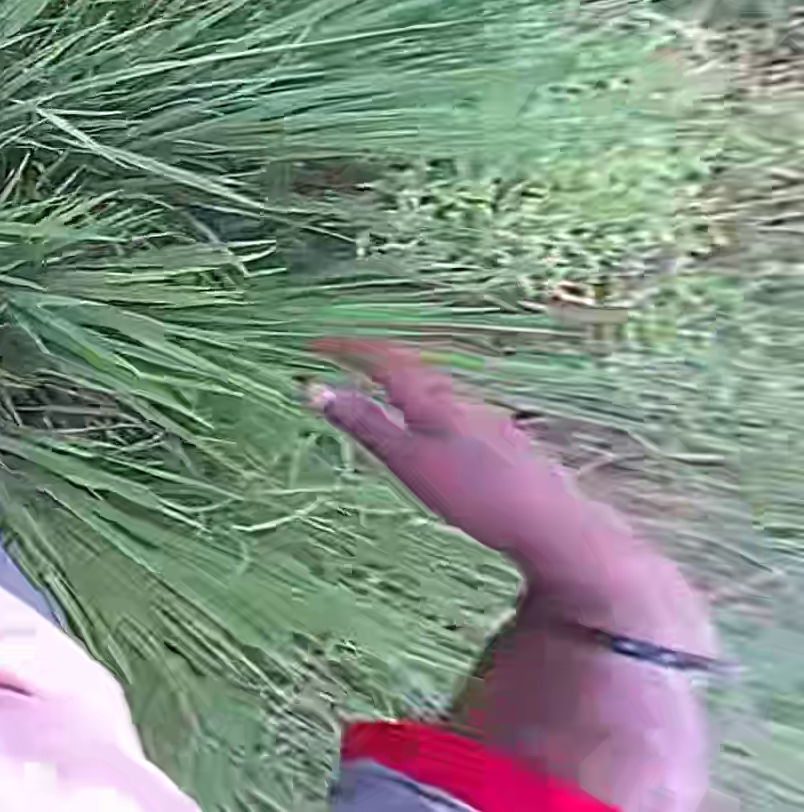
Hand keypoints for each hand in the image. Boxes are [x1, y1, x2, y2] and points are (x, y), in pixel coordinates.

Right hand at [307, 340, 590, 561]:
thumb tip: (313, 388)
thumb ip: (361, 422)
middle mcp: (462, 403)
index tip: (315, 344)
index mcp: (433, 400)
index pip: (383, 359)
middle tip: (343, 364)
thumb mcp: (405, 458)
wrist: (567, 535)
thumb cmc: (476, 494)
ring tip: (377, 398)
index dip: (347, 348)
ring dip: (400, 387)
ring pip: (434, 393)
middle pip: (411, 371)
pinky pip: (453, 414)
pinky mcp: (507, 447)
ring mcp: (490, 424)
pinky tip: (429, 435)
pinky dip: (425, 411)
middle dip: (374, 363)